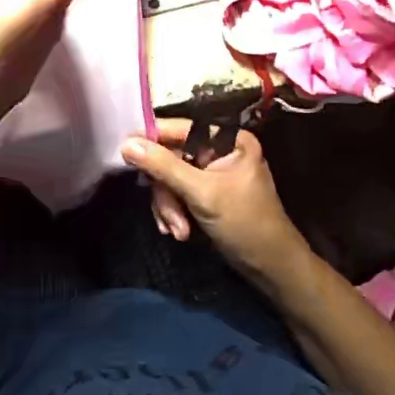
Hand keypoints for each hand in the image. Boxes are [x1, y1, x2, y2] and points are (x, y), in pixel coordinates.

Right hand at [120, 118, 311, 278]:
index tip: (125, 151)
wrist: (270, 267)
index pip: (180, 128)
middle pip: (170, 156)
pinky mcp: (204, 193)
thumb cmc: (245, 224)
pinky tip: (178, 232)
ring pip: (169, 178)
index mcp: (228, 140)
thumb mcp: (202, 193)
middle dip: (166, 190)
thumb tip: (126, 144)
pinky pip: (175, 193)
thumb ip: (163, 166)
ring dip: (168, 206)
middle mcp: (218, 151)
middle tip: (169, 216)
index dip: (152, 138)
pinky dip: (173, 212)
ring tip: (178, 230)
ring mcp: (210, 173)